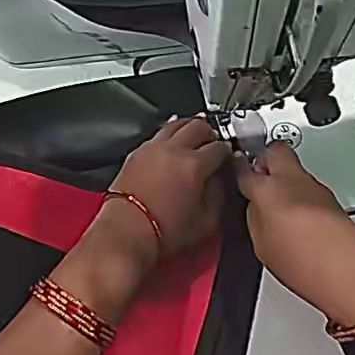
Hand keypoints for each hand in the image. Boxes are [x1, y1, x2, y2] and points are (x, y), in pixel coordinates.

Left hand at [108, 117, 232, 255]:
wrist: (127, 231)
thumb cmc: (160, 231)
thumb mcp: (206, 221)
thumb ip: (218, 195)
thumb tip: (219, 182)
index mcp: (194, 165)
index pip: (219, 147)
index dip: (227, 150)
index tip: (227, 155)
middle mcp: (173, 150)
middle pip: (198, 126)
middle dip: (211, 132)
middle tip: (214, 141)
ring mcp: (152, 148)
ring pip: (175, 123)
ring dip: (189, 127)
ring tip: (194, 134)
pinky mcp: (136, 153)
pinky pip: (157, 134)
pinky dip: (169, 135)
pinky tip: (170, 144)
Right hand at [233, 143, 354, 326]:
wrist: (350, 277)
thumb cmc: (308, 266)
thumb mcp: (261, 245)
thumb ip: (253, 216)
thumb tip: (253, 205)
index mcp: (270, 189)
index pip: (245, 168)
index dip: (236, 169)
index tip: (235, 172)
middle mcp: (295, 181)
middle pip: (275, 151)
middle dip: (263, 160)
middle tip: (256, 177)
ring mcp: (316, 188)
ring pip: (293, 167)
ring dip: (282, 178)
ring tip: (276, 205)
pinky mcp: (332, 198)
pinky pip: (307, 185)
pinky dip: (298, 193)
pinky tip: (295, 217)